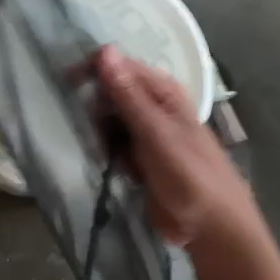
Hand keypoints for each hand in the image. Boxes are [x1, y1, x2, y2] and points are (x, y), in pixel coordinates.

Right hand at [96, 47, 261, 249]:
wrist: (212, 229)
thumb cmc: (189, 176)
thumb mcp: (155, 133)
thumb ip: (128, 94)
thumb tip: (105, 50)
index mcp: (162, 91)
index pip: (117, 64)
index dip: (92, 70)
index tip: (67, 84)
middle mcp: (153, 105)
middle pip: (109, 92)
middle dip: (96, 110)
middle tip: (97, 132)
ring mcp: (146, 131)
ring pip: (107, 119)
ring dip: (101, 134)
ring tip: (110, 154)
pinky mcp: (140, 155)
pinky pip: (113, 143)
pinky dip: (109, 152)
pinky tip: (117, 167)